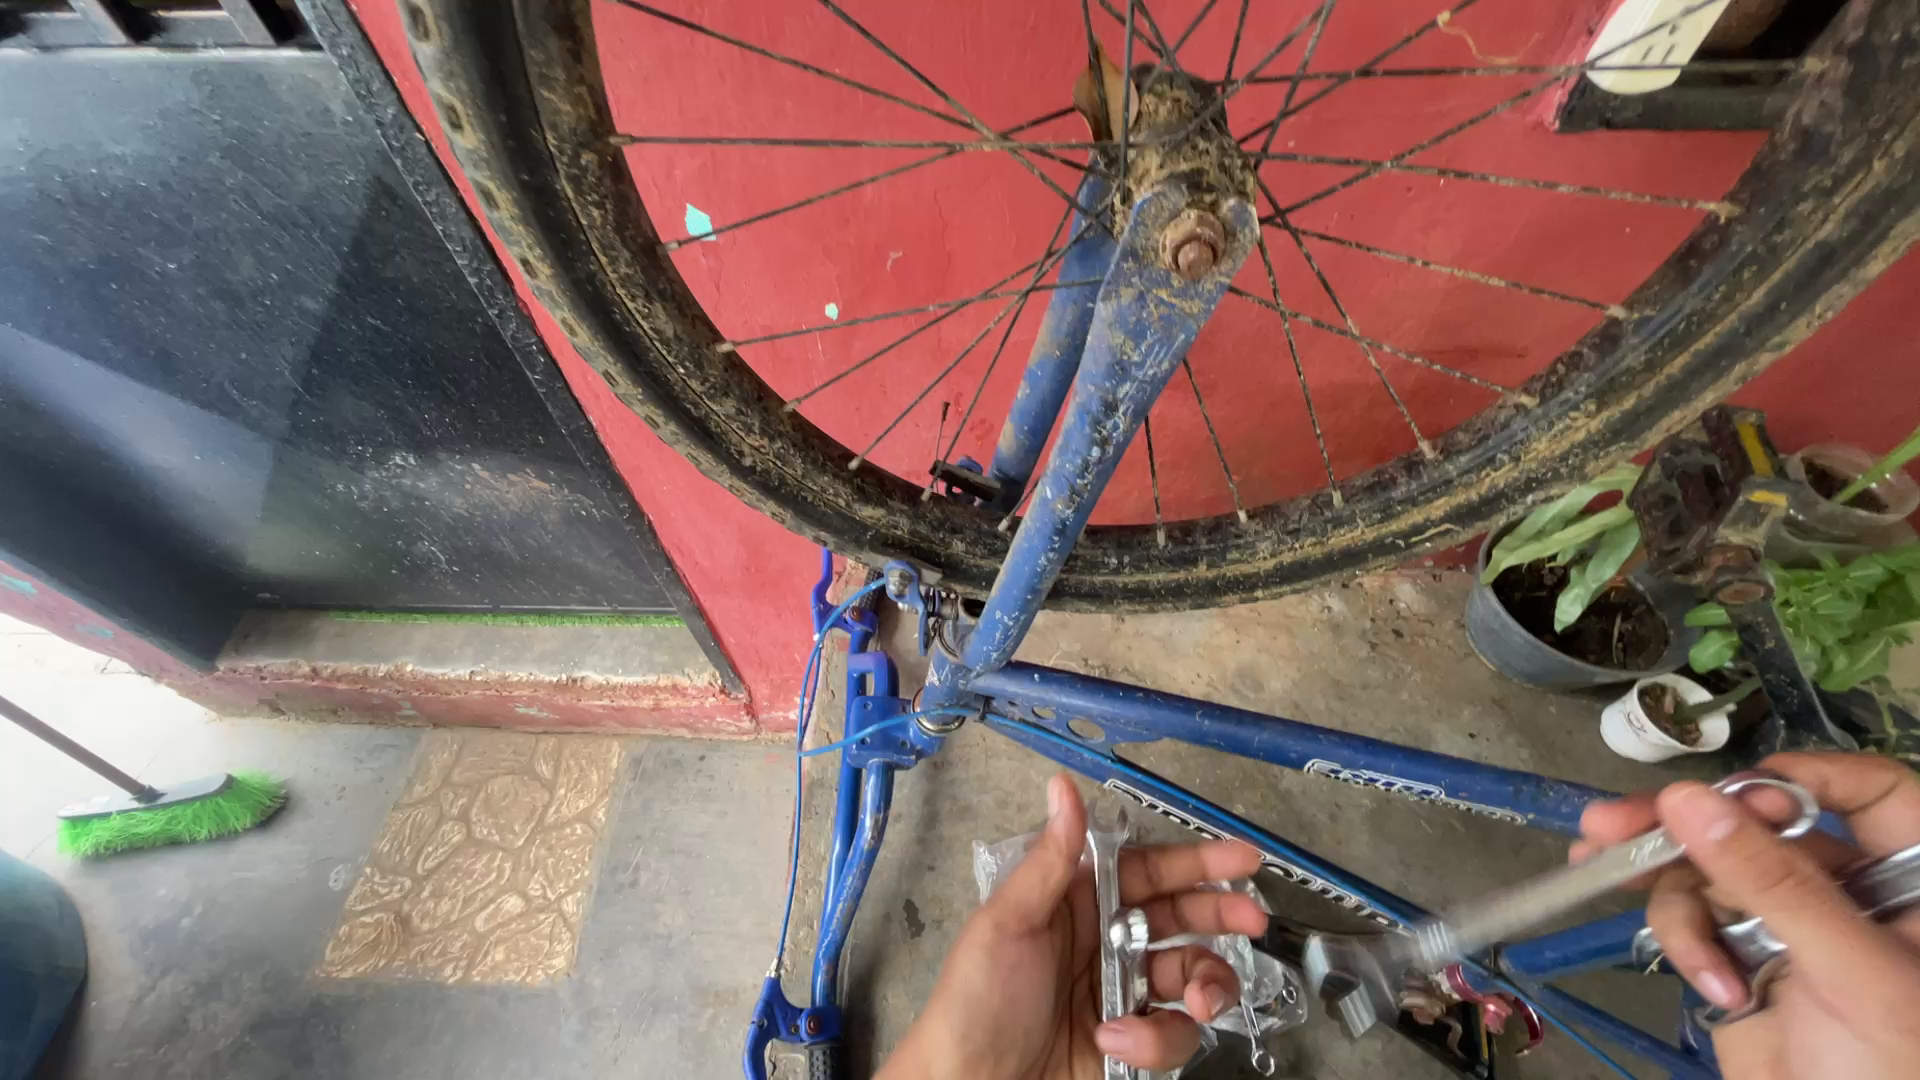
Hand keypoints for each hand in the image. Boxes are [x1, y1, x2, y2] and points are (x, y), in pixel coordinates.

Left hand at [876, 774, 1268, 1078]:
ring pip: (1189, 976)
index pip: (1146, 869)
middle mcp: (1106, 938)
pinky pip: (1170, 1035)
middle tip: (1253, 917)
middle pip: (1180, 916)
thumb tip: (1062, 784)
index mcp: (1078, 899)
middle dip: (1220, 913)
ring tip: (1197, 1003)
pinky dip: (1156, 1041)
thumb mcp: (1010, 920)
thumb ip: (1051, 858)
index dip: (1193, 862)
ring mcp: (1121, 991)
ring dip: (1204, 985)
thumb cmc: (981, 995)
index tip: (1241, 858)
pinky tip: (1116, 1043)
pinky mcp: (1130, 1042)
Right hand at [1575, 752, 1919, 1079]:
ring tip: (1594, 870)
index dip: (1805, 781)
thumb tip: (1684, 797)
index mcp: (1917, 893)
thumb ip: (1774, 883)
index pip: (1877, 797)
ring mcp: (1795, 924)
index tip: (1733, 794)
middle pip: (1760, 826)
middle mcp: (1856, 896)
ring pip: (1710, 865)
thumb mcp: (1854, 978)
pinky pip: (1694, 913)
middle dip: (1679, 826)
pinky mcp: (1744, 950)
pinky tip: (1702, 977)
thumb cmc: (1896, 1075)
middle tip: (1607, 822)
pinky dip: (1684, 939)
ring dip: (1660, 881)